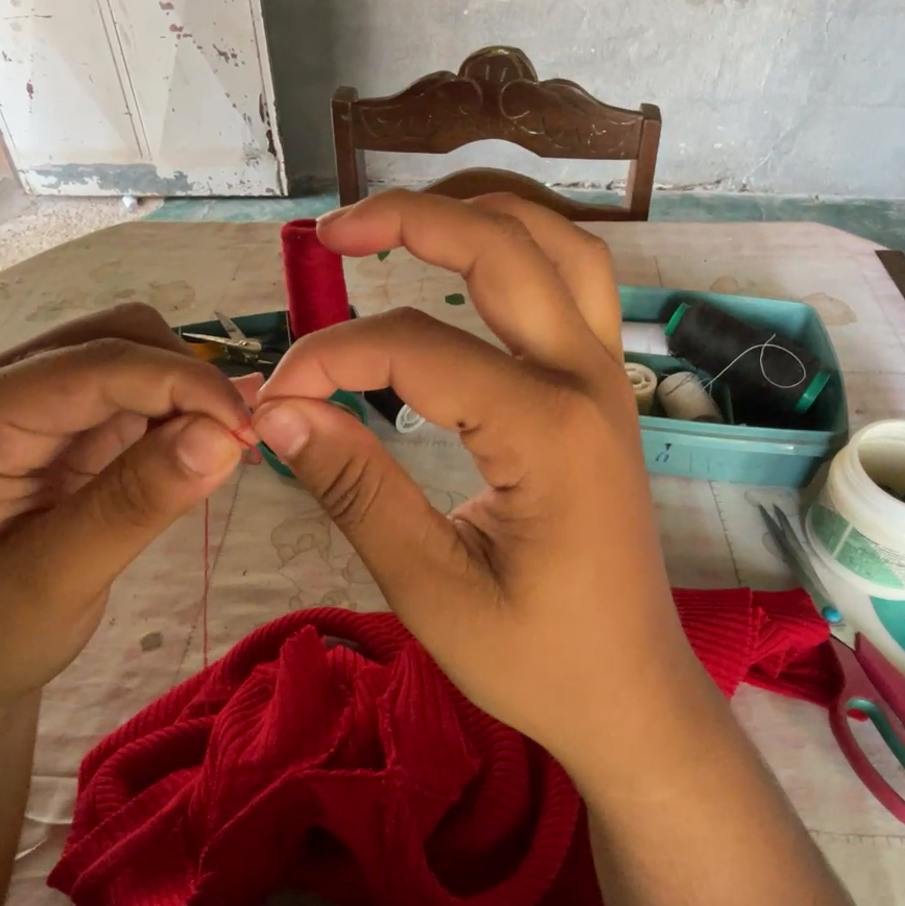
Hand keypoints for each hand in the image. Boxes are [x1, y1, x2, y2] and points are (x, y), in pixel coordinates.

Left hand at [0, 305, 253, 710]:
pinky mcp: (70, 422)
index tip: (249, 432)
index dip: (183, 383)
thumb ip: (135, 503)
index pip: (98, 364)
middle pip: (118, 337)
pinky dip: (180, 409)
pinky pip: (139, 389)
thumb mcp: (57, 581)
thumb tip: (222, 436)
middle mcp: (2, 387)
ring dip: (188, 390)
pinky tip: (199, 450)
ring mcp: (36, 400)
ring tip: (222, 450)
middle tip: (237, 444)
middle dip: (187, 377)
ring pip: (135, 352)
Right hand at [251, 192, 715, 771]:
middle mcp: (587, 380)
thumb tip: (283, 412)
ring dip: (482, 212)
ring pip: (559, 245)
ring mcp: (607, 378)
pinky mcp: (606, 391)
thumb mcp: (432, 590)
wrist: (631, 692)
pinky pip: (577, 284)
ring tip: (404, 219)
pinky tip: (473, 261)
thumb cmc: (538, 658)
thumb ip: (357, 490)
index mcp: (546, 430)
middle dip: (411, 219)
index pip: (415, 349)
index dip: (329, 359)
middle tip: (331, 231)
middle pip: (503, 248)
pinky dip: (523, 249)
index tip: (273, 403)